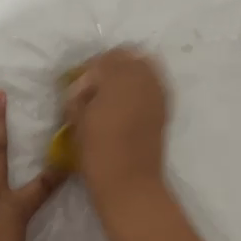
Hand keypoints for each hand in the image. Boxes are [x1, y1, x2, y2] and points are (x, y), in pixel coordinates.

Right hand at [65, 48, 169, 208]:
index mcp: (118, 77)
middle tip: (93, 87)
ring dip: (126, 75)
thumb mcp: (78, 121)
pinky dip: (139, 88)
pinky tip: (124, 105)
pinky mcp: (164, 109)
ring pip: (144, 67)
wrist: (130, 183)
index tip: (76, 91)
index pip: (101, 61)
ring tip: (109, 96)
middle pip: (127, 57)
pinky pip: (152, 85)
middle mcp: (143, 78)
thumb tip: (81, 91)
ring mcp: (158, 93)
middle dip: (109, 67)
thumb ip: (78, 98)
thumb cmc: (97, 152)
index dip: (86, 73)